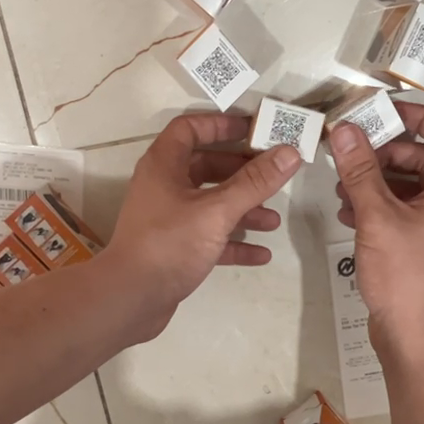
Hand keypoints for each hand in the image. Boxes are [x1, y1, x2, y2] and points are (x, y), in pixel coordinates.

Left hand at [102, 113, 299, 333]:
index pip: (190, 129)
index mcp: (164, 165)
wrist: (131, 299)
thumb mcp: (217, 210)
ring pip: (211, 206)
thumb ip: (255, 182)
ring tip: (272, 221)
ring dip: (243, 210)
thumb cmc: (170, 244)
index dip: (221, 125)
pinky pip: (210, 239)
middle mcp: (164, 188)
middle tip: (274, 177)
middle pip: (206, 168)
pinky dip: (234, 243)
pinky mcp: (175, 251)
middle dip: (242, 173)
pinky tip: (261, 254)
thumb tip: (291, 152)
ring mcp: (168, 221)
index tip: (253, 129)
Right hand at [332, 102, 423, 353]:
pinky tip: (346, 213)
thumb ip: (360, 171)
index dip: (420, 117)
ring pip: (408, 186)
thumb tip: (345, 131)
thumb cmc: (404, 272)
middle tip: (352, 154)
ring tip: (341, 186)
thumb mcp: (377, 216)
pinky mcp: (419, 245)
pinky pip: (399, 211)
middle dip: (386, 152)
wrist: (412, 331)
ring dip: (375, 180)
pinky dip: (375, 206)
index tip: (384, 116)